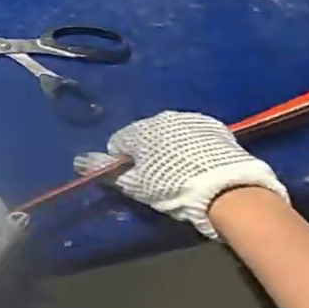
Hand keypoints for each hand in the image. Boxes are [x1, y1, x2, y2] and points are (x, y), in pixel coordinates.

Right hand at [74, 111, 287, 238]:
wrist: (230, 189)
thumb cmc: (171, 185)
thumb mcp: (133, 183)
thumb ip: (104, 170)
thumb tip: (78, 161)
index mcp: (139, 130)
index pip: (118, 144)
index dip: (123, 163)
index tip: (134, 179)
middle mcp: (163, 118)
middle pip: (145, 137)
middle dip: (147, 153)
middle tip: (157, 177)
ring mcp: (192, 121)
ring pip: (170, 136)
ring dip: (170, 149)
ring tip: (181, 172)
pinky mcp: (219, 129)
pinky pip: (194, 137)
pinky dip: (192, 148)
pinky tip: (199, 166)